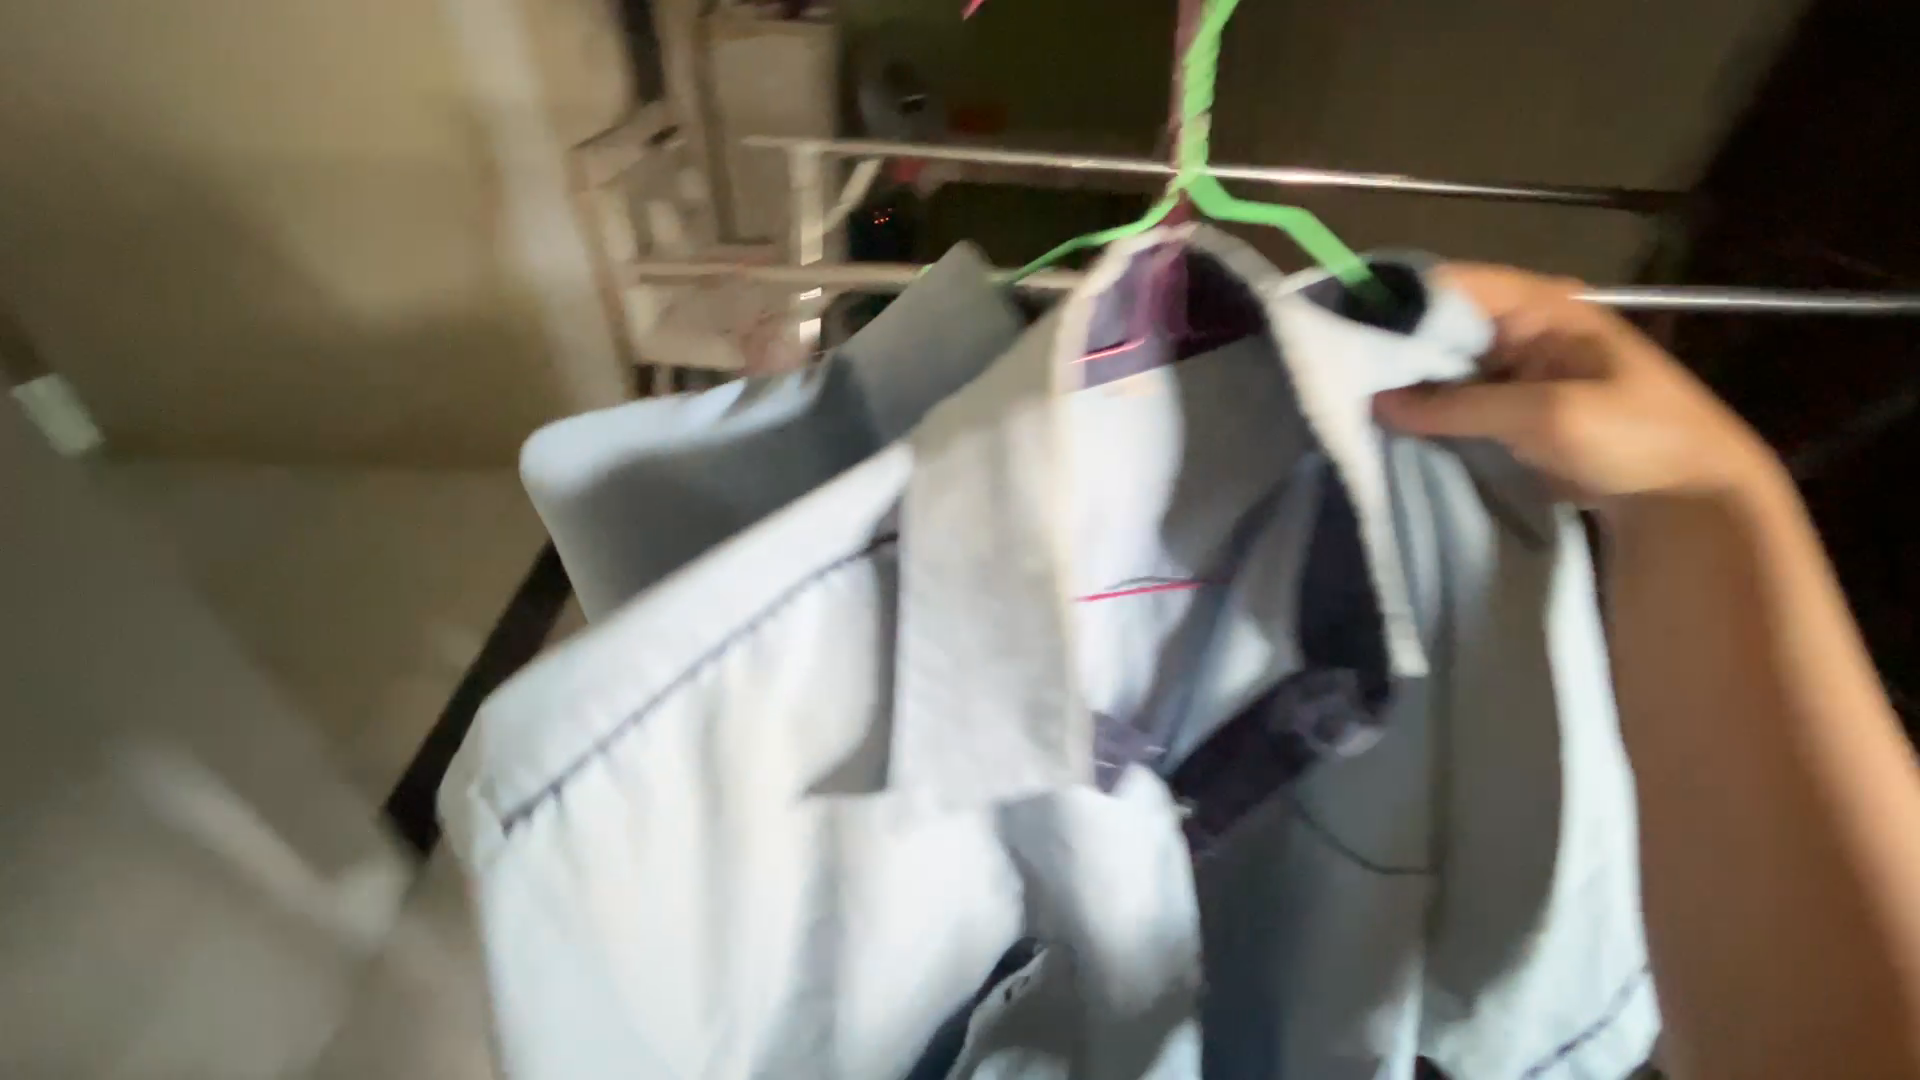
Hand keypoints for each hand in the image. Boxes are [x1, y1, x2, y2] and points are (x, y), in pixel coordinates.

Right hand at [1373, 264, 1781, 510]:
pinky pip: (1443, 399)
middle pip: (1434, 325)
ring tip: (1344, 397)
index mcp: (1539, 308)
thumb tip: (1376, 403)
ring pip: (1433, 364)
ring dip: (1396, 383)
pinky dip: (1414, 411)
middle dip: (1387, 348)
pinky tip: (1379, 422)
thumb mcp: (1545, 416)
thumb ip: (1458, 406)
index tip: (1340, 331)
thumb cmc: (1633, 437)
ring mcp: (1505, 369)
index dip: (1394, 304)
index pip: (1449, 287)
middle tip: (1333, 372)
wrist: (1684, 495)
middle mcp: (1515, 328)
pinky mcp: (1497, 407)